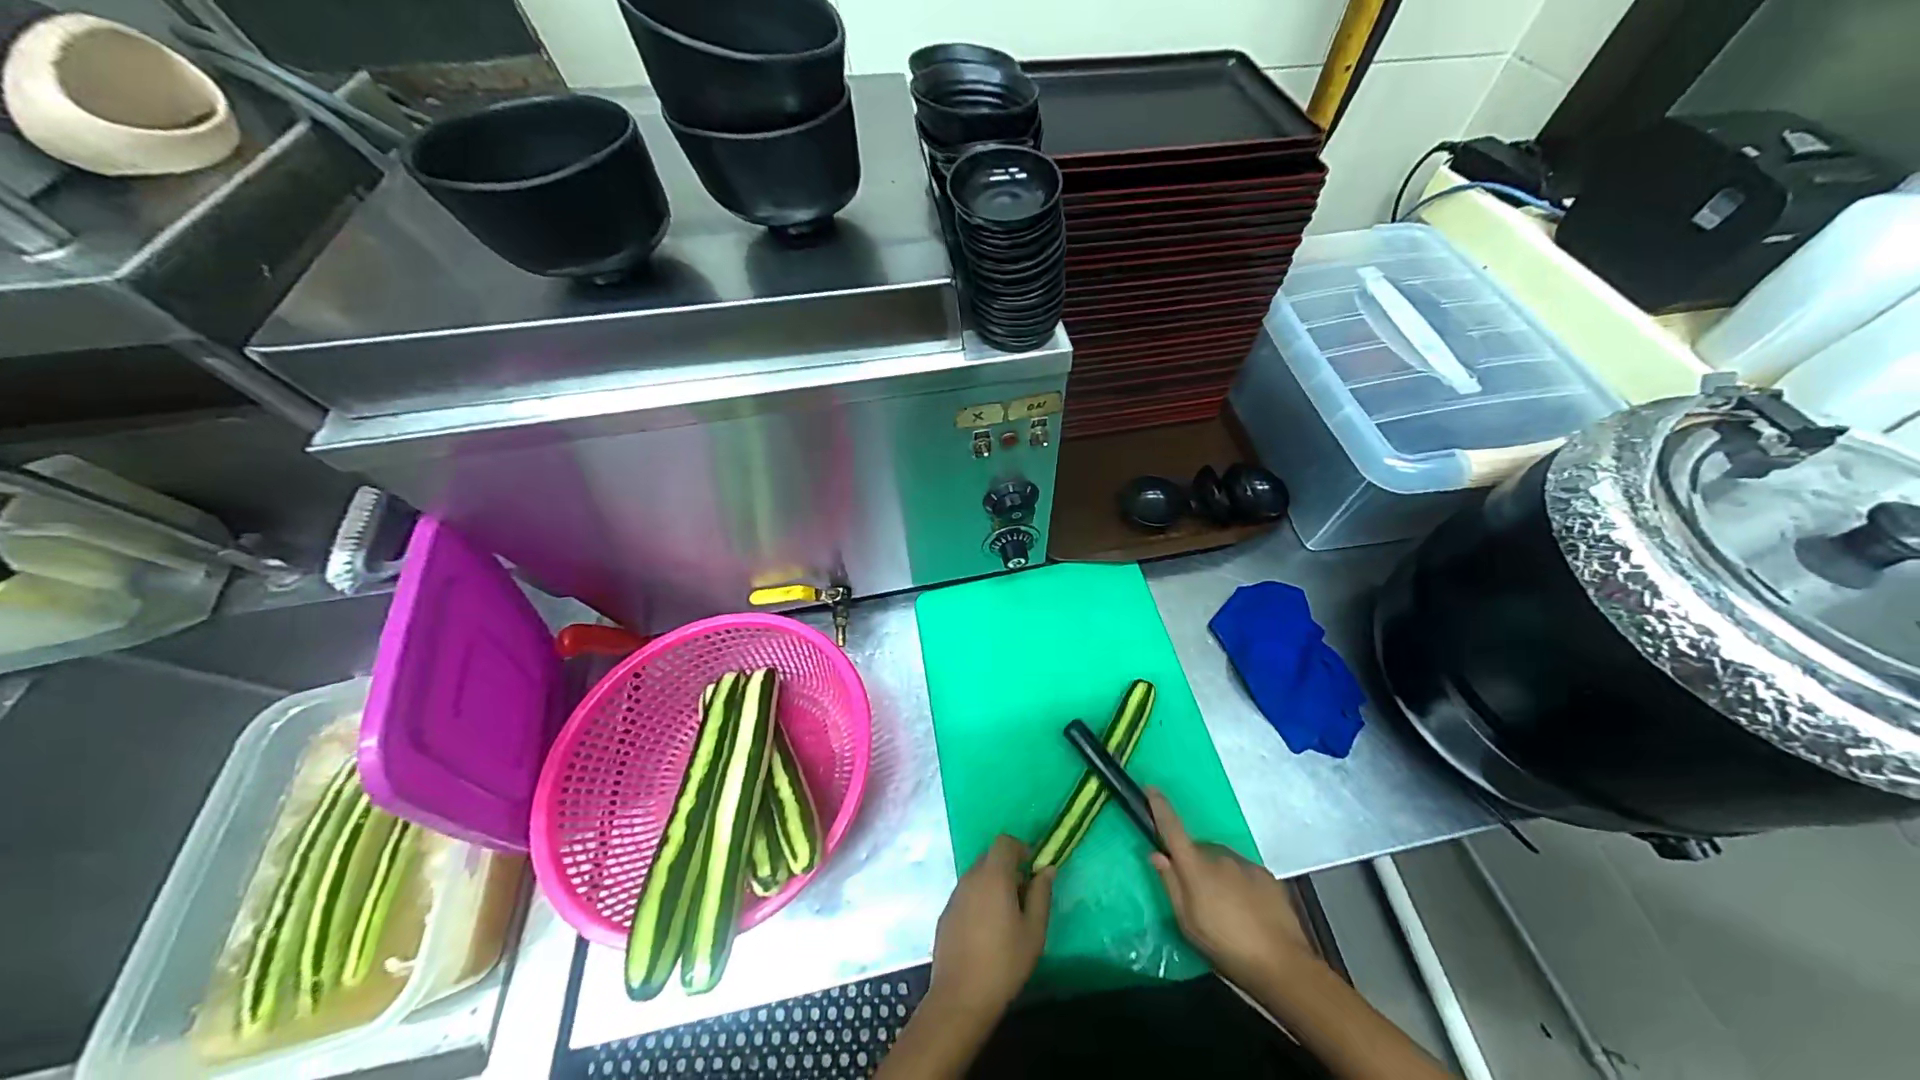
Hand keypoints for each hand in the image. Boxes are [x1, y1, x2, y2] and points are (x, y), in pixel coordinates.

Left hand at [929, 835, 1054, 1016]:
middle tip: (1024, 895)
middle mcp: (970, 878)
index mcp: (993, 876)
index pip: (1004, 842)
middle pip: (990, 856)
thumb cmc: (1004, 962)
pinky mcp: (946, 913)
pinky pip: (967, 893)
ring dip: (993, 883)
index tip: (1033, 869)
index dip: (1021, 848)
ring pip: (977, 875)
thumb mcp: (1034, 930)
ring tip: (1007, 916)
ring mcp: (955, 895)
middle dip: (1008, 867)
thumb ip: (1041, 894)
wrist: (960, 996)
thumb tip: (1047, 869)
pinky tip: (987, 930)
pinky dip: (979, 899)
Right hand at [1148, 788, 1314, 986]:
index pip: (1172, 828)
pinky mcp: (1267, 876)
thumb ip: (1171, 884)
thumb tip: (1157, 855)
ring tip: (1224, 907)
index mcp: (1196, 866)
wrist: (1282, 963)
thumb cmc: (1225, 945)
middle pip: (1198, 850)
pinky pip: (1243, 872)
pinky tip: (1245, 909)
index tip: (1151, 788)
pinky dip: (1238, 883)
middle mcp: (1220, 856)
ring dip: (1217, 874)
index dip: (1160, 806)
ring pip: (1222, 861)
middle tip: (1195, 893)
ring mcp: (1246, 864)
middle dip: (1193, 863)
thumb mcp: (1187, 922)